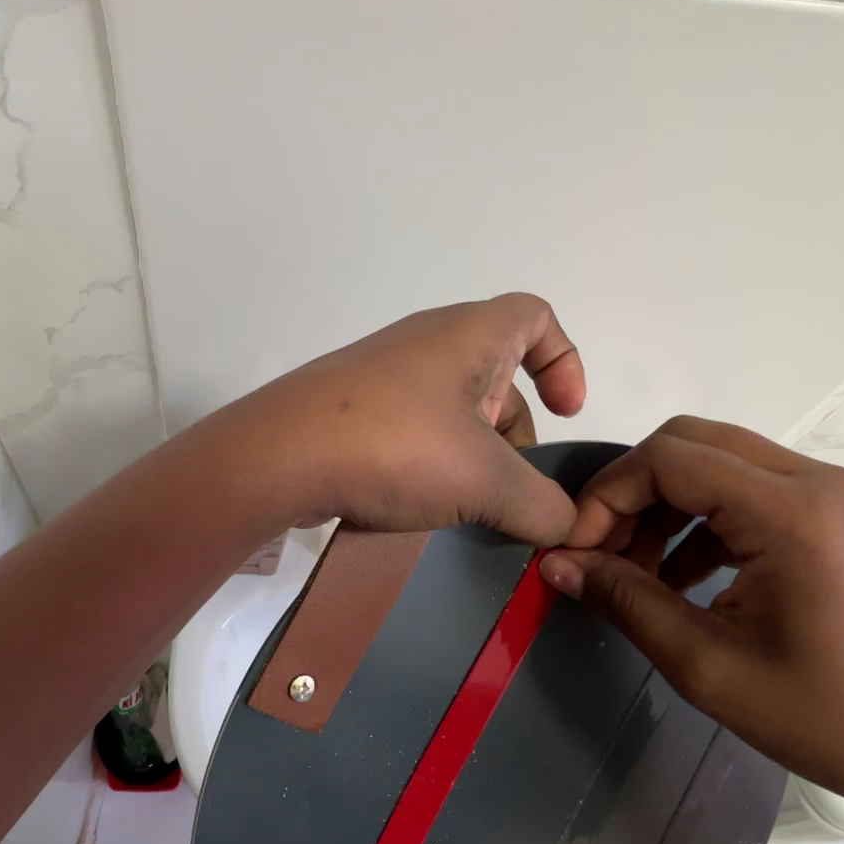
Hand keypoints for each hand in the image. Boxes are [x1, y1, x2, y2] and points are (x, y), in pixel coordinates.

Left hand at [230, 293, 585, 546]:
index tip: (564, 414)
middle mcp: (426, 345)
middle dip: (516, 436)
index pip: (536, 317)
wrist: (278, 457)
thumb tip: (565, 526)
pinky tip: (421, 509)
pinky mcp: (350, 412)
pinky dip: (428, 465)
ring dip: (472, 459)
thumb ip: (540, 505)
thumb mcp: (484, 480)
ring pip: (452, 413)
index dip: (565, 359)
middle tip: (512, 491)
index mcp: (469, 336)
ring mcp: (382, 378)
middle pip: (497, 379)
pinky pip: (410, 432)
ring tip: (468, 511)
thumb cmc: (396, 445)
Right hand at [538, 416, 843, 817]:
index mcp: (793, 512)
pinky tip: (683, 576)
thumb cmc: (831, 720)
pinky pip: (748, 490)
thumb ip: (624, 600)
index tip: (576, 551)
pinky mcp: (840, 517)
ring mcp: (836, 496)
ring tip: (637, 571)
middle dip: (630, 492)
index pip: (668, 459)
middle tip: (602, 553)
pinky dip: (701, 518)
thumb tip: (554, 563)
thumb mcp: (707, 667)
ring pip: (717, 462)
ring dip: (663, 505)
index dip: (606, 495)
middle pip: (690, 443)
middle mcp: (818, 482)